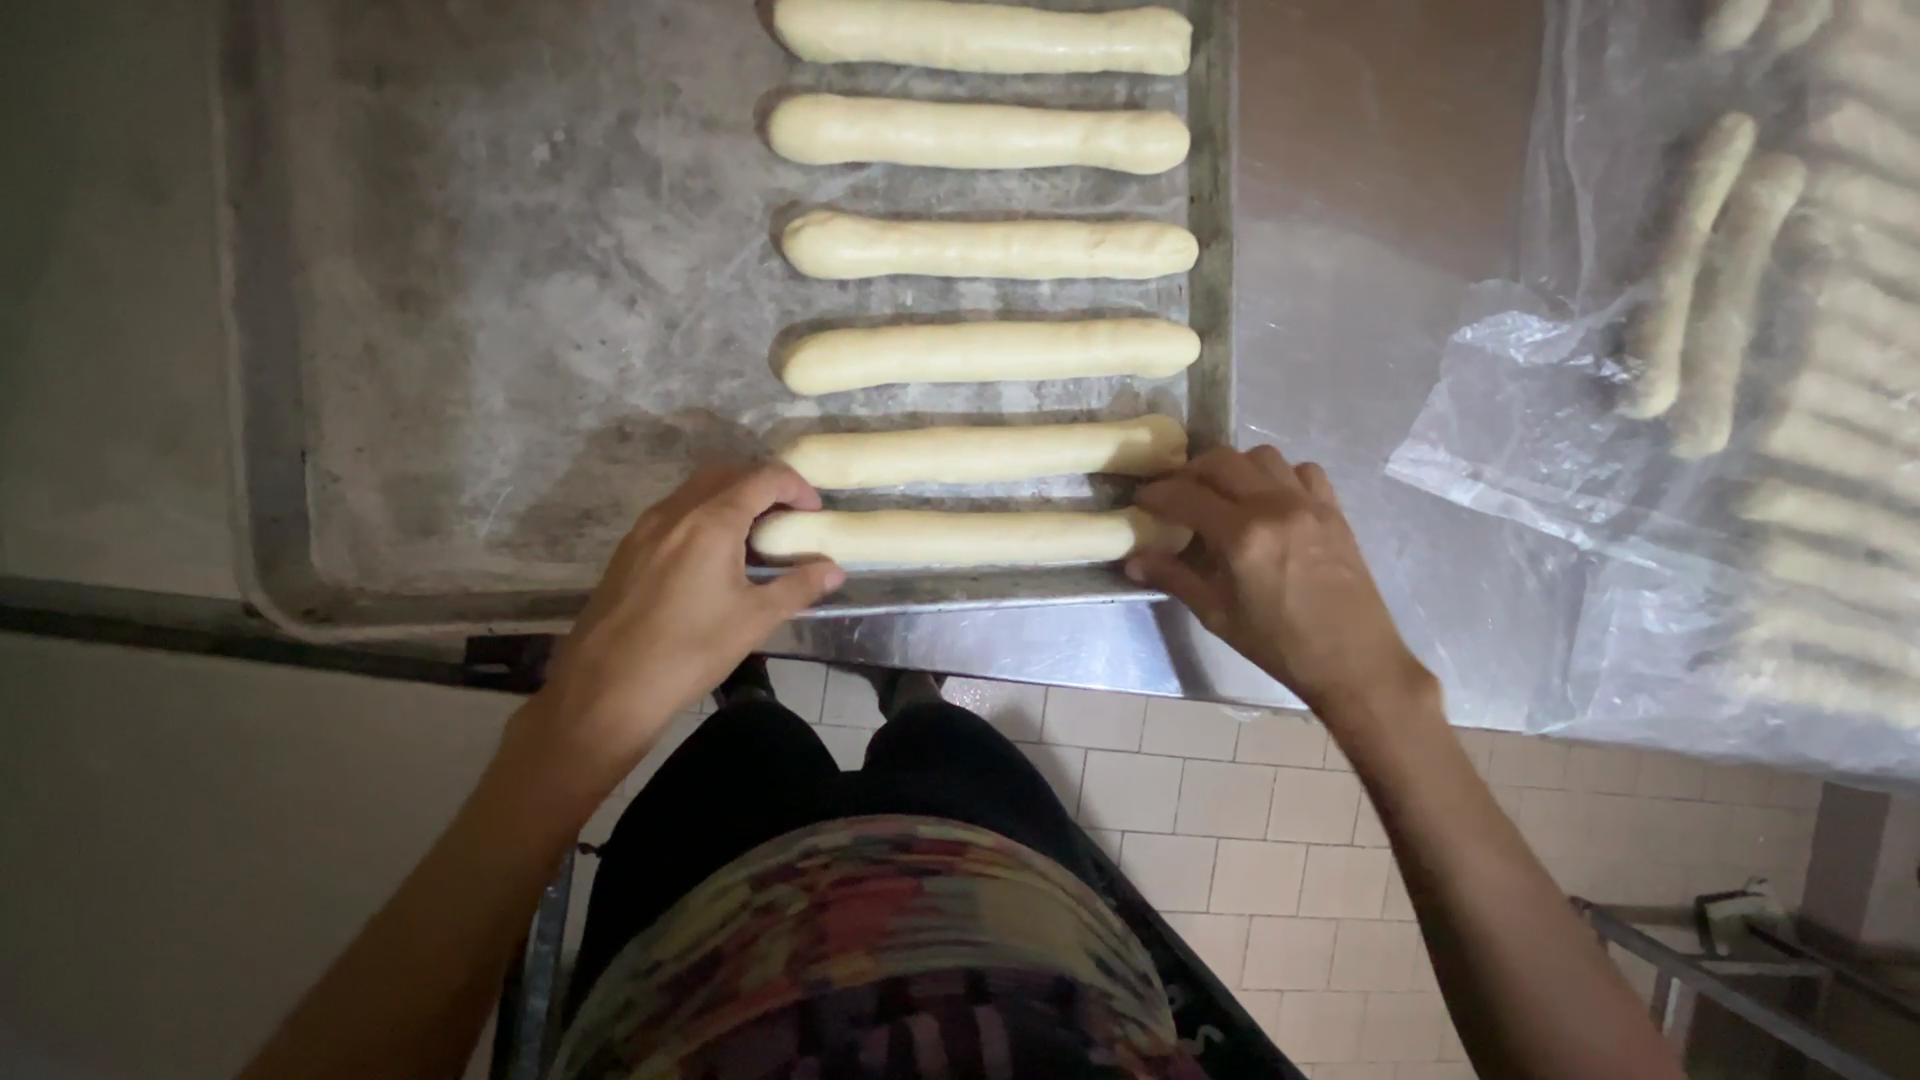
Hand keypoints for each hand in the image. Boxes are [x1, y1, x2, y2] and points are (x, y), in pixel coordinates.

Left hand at [507, 464, 843, 788]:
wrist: (606, 688)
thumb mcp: (755, 620)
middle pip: (727, 473)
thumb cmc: (689, 651)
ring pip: (696, 491)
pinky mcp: (628, 550)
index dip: (796, 486)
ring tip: (755, 536)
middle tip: (788, 516)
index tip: (815, 512)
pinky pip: (674, 514)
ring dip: (731, 498)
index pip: (763, 478)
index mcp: (711, 521)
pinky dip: (703, 516)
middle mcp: (676, 511)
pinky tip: (713, 558)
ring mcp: (646, 528)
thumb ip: (798, 587)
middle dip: (763, 485)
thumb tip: (834, 570)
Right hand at [1127, 446, 1432, 715]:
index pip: (1186, 496)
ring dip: (1234, 468)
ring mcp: (1308, 503)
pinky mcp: (1333, 510)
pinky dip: (1278, 476)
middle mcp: (1275, 506)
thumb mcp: (1217, 615)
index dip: (1156, 494)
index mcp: (1242, 535)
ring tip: (1222, 493)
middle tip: (1176, 493)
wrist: (1353, 659)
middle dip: (1190, 472)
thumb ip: (1175, 578)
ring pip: (1262, 457)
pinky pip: (1302, 471)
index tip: (1141, 500)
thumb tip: (1133, 561)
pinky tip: (1270, 500)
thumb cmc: (1278, 644)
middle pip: (1221, 461)